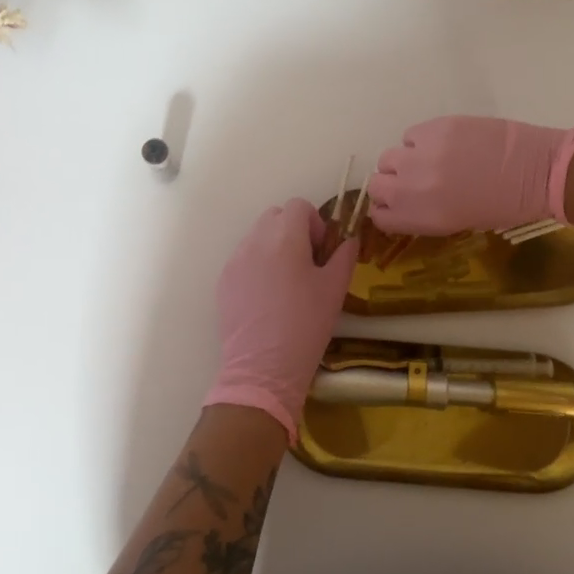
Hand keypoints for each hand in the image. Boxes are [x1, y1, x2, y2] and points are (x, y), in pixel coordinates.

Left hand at [205, 198, 358, 441]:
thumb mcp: (334, 289)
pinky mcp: (224, 282)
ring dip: (274, 247)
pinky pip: (243, 260)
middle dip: (293, 230)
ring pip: (256, 237)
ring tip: (286, 283)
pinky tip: (268, 299)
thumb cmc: (306, 325)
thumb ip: (344, 256)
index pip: (298, 206)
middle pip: (274, 216)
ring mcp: (235, 261)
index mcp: (285, 237)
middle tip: (307, 263)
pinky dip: (257, 266)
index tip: (321, 250)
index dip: (314, 222)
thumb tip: (349, 240)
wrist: (263, 367)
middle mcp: (255, 241)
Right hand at [367, 116, 573, 235]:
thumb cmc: (503, 207)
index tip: (398, 204)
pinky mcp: (434, 128)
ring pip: (390, 156)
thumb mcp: (455, 223)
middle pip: (376, 184)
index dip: (387, 208)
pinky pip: (411, 134)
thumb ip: (423, 214)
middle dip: (391, 184)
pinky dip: (422, 140)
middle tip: (414, 181)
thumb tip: (407, 201)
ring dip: (405, 160)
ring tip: (431, 160)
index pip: (378, 215)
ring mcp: (421, 155)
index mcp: (419, 218)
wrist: (537, 173)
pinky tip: (445, 144)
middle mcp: (412, 188)